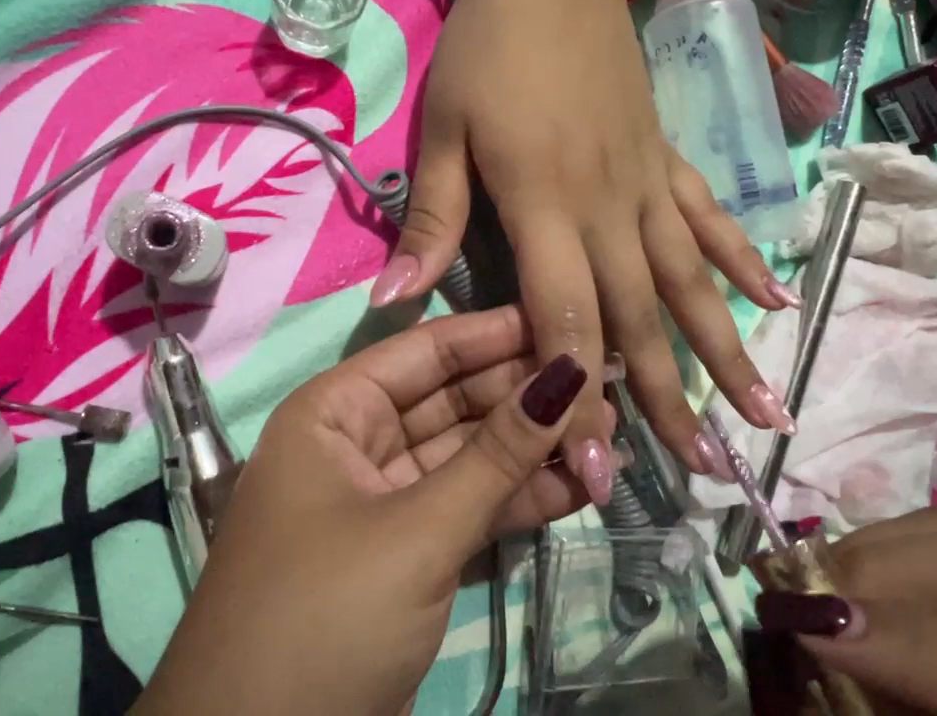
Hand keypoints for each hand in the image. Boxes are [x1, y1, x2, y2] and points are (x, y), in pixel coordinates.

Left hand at [133, 308, 591, 715]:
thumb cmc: (324, 616)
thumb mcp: (416, 531)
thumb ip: (497, 455)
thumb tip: (568, 374)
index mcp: (335, 412)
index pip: (427, 351)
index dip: (498, 333)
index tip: (569, 320)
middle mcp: (357, 443)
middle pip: (455, 401)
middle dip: (527, 399)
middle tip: (608, 388)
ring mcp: (383, 501)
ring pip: (469, 458)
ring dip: (533, 453)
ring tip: (612, 439)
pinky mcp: (407, 555)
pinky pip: (469, 509)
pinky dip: (519, 502)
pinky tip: (581, 489)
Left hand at [376, 0, 794, 502]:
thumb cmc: (486, 51)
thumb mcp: (441, 130)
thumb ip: (429, 220)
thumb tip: (390, 304)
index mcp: (543, 206)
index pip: (565, 319)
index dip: (579, 398)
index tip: (598, 470)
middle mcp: (608, 208)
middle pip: (640, 317)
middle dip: (667, 400)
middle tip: (703, 474)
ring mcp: (648, 184)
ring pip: (690, 281)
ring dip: (725, 351)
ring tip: (764, 416)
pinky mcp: (670, 159)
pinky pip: (710, 219)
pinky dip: (742, 262)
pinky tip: (776, 304)